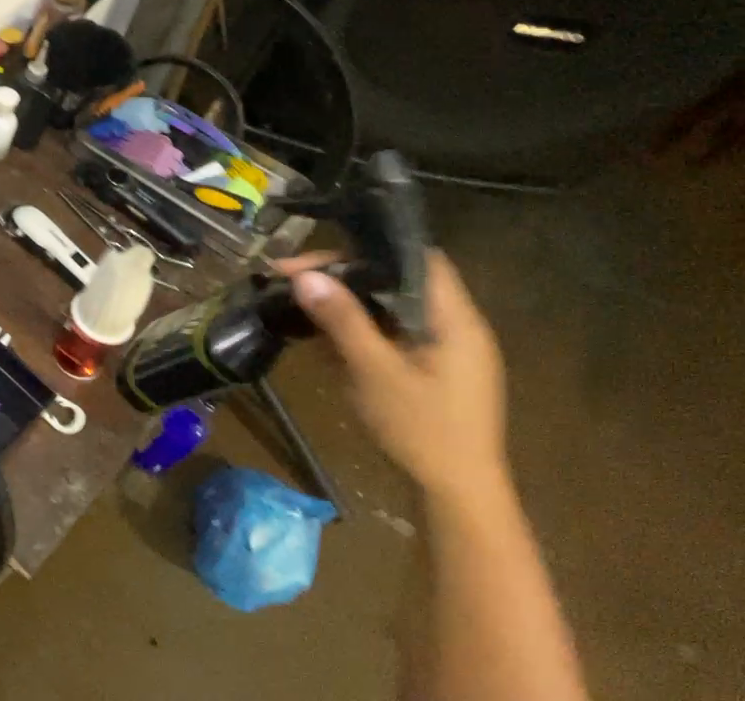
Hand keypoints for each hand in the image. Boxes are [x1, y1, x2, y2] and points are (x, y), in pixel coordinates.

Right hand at [281, 251, 509, 501]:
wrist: (455, 495)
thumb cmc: (421, 429)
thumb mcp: (374, 371)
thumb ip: (342, 320)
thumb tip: (304, 275)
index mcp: (454, 321)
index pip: (416, 260)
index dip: (368, 249)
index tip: (315, 257)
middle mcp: (453, 328)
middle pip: (395, 282)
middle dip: (341, 277)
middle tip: (290, 280)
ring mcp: (441, 352)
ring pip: (387, 309)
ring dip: (343, 305)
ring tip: (295, 306)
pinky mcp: (427, 372)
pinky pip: (387, 335)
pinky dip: (353, 331)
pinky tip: (319, 341)